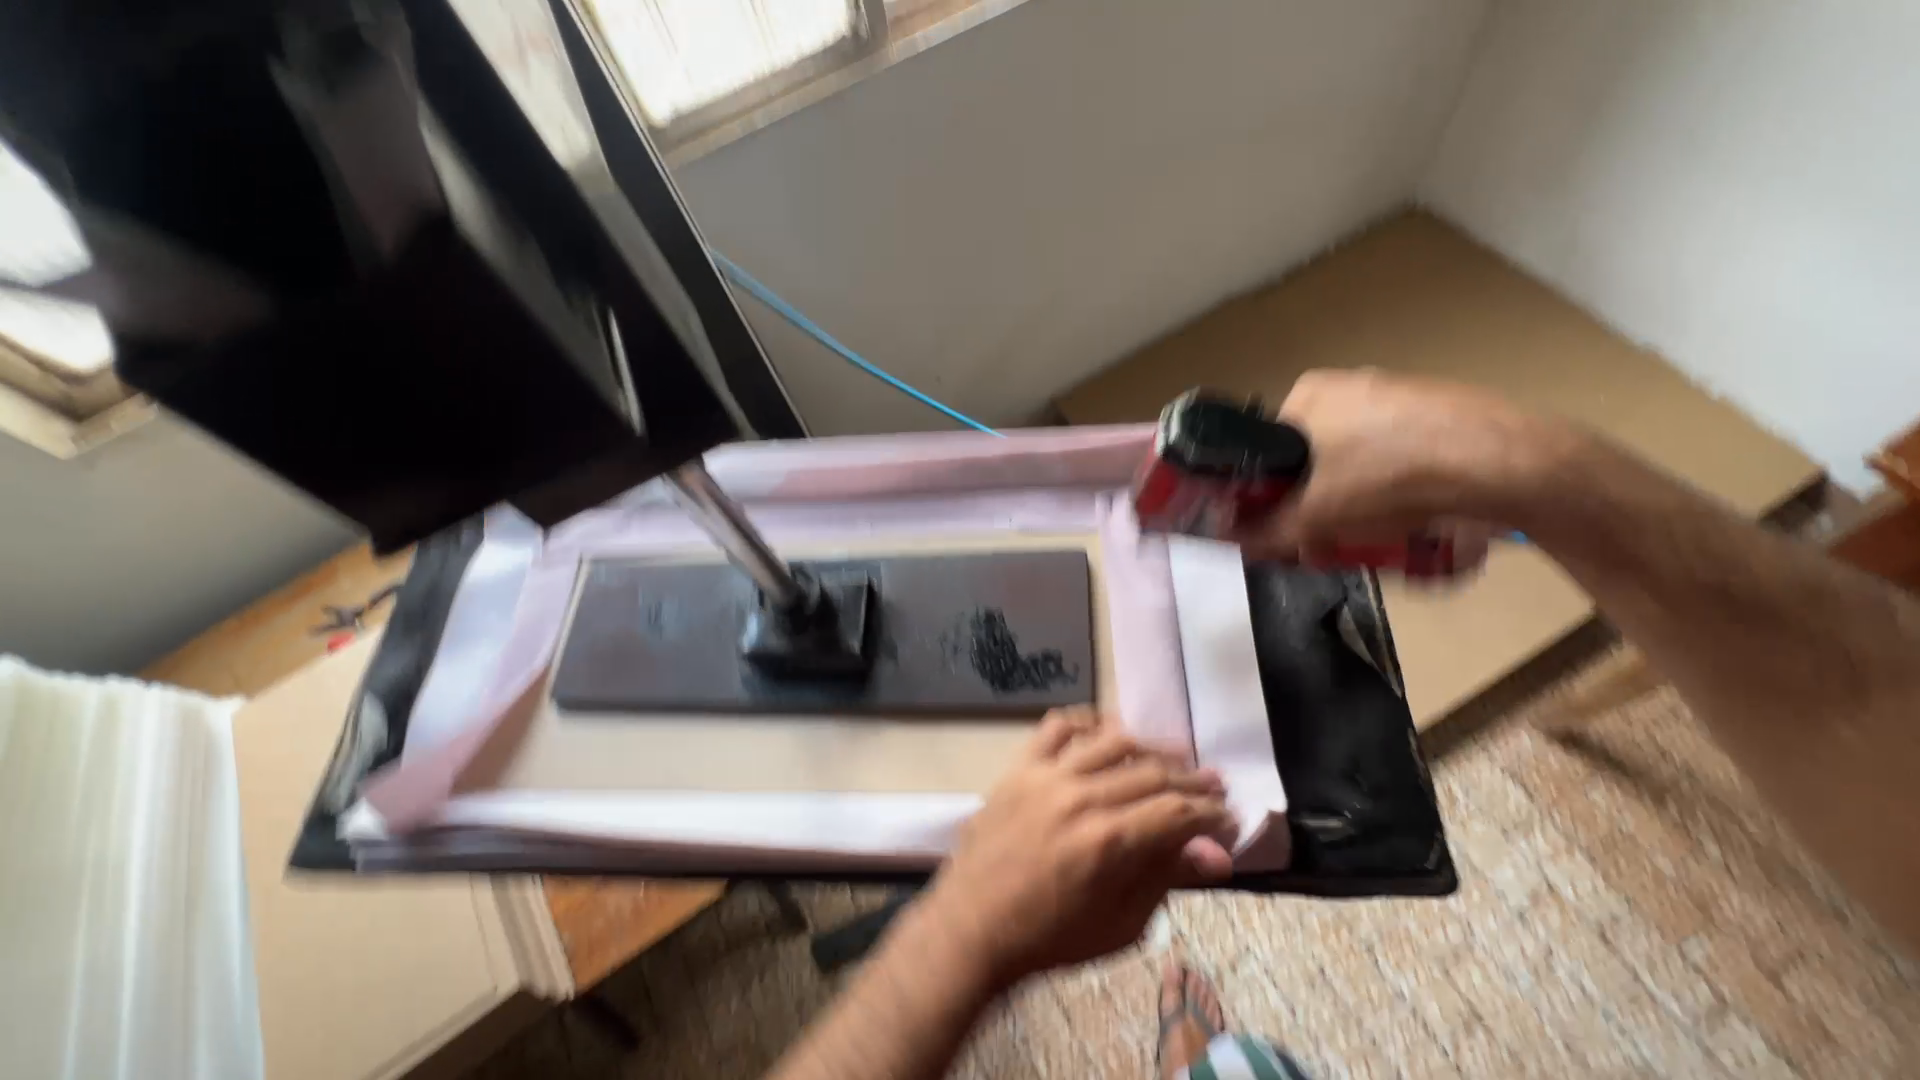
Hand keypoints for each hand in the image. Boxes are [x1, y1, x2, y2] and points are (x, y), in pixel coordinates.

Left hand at [914, 707, 1235, 989]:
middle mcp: (1080, 797)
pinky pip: (1058, 727)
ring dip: (1152, 746)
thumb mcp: (1120, 924)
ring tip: (1175, 756)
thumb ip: (1166, 878)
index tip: (1227, 816)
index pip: (1177, 812)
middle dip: (1192, 780)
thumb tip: (1218, 854)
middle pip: (1152, 773)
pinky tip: (1109, 731)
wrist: (974, 926)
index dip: (1211, 813)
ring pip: (1113, 742)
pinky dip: (1087, 721)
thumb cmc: (1051, 936)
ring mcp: (1046, 776)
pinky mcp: (1019, 767)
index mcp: (1108, 842)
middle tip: (1214, 785)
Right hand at [1233, 369, 1570, 561]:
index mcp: (1308, 392)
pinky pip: (1398, 457)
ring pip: (1356, 461)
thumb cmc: (1389, 478)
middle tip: (1329, 542)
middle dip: (1316, 504)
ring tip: (1376, 537)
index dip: (1270, 496)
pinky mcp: (1441, 411)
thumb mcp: (1315, 516)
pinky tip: (1413, 517)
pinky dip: (1395, 489)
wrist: (1503, 464)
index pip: (1266, 451)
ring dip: (1355, 501)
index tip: (1284, 530)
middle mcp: (1348, 383)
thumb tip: (1229, 543)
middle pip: (1312, 459)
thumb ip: (1265, 532)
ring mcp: (1400, 393)